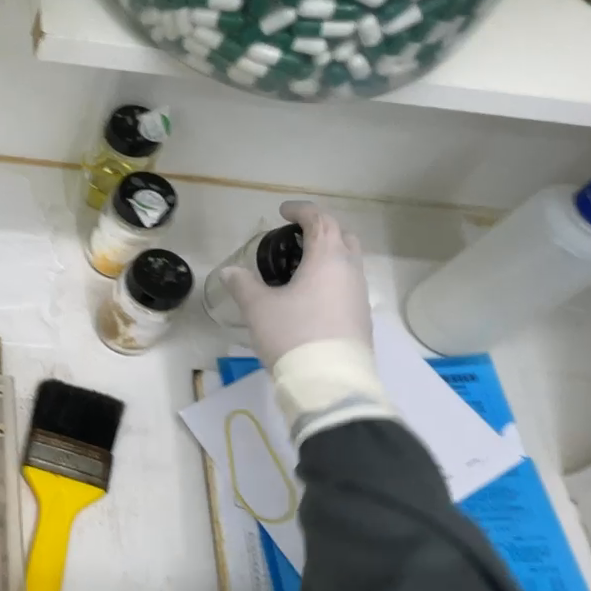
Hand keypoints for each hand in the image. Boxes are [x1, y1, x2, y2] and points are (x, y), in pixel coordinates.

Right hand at [221, 200, 372, 364]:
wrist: (328, 380)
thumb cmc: (292, 335)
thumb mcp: (258, 309)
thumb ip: (243, 285)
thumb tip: (230, 271)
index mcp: (328, 259)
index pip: (320, 220)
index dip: (302, 211)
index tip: (283, 212)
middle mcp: (350, 270)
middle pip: (342, 236)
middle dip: (321, 230)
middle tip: (296, 238)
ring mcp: (359, 294)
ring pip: (348, 262)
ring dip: (327, 256)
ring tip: (300, 269)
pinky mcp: (360, 316)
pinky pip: (347, 284)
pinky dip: (331, 279)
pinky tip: (310, 297)